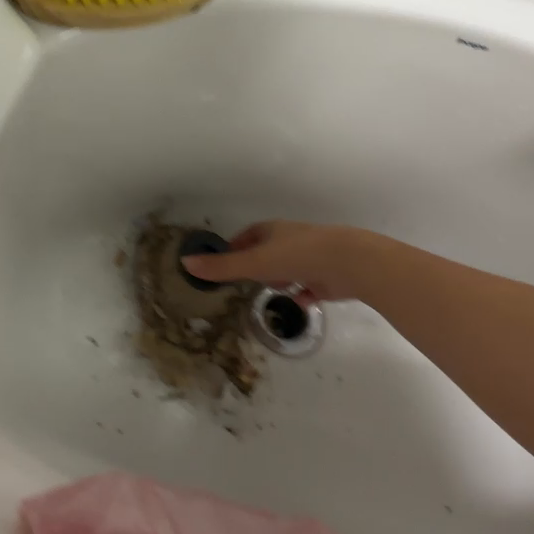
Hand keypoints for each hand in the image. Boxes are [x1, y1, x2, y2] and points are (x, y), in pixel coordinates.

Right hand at [178, 220, 381, 301]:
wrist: (348, 262)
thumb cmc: (297, 256)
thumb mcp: (254, 262)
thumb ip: (222, 267)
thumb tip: (185, 263)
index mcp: (272, 231)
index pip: (248, 235)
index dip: (236, 248)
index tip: (226, 263)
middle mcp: (291, 240)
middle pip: (268, 252)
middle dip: (259, 267)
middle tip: (251, 282)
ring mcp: (311, 257)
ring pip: (289, 268)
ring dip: (281, 280)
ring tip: (277, 292)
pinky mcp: (327, 276)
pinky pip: (310, 286)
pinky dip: (304, 294)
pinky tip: (301, 303)